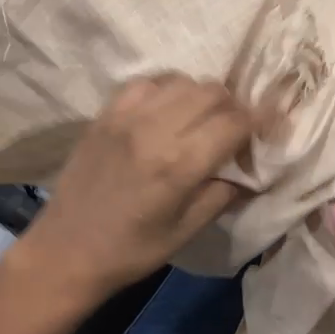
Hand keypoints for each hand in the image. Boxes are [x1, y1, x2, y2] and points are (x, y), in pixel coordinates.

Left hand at [11, 76, 252, 303]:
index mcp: (178, 165)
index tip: (269, 129)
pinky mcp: (105, 115)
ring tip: (202, 120)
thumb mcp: (185, 232)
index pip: (234, 122)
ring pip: (181, 81)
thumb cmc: (131, 252)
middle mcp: (154, 130)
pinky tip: (167, 112)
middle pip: (211, 92)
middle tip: (236, 129)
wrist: (66, 252)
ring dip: (201, 96)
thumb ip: (222, 195)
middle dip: (233, 107)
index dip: (259, 122)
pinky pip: (146, 83)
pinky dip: (166, 91)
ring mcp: (125, 118)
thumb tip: (249, 173)